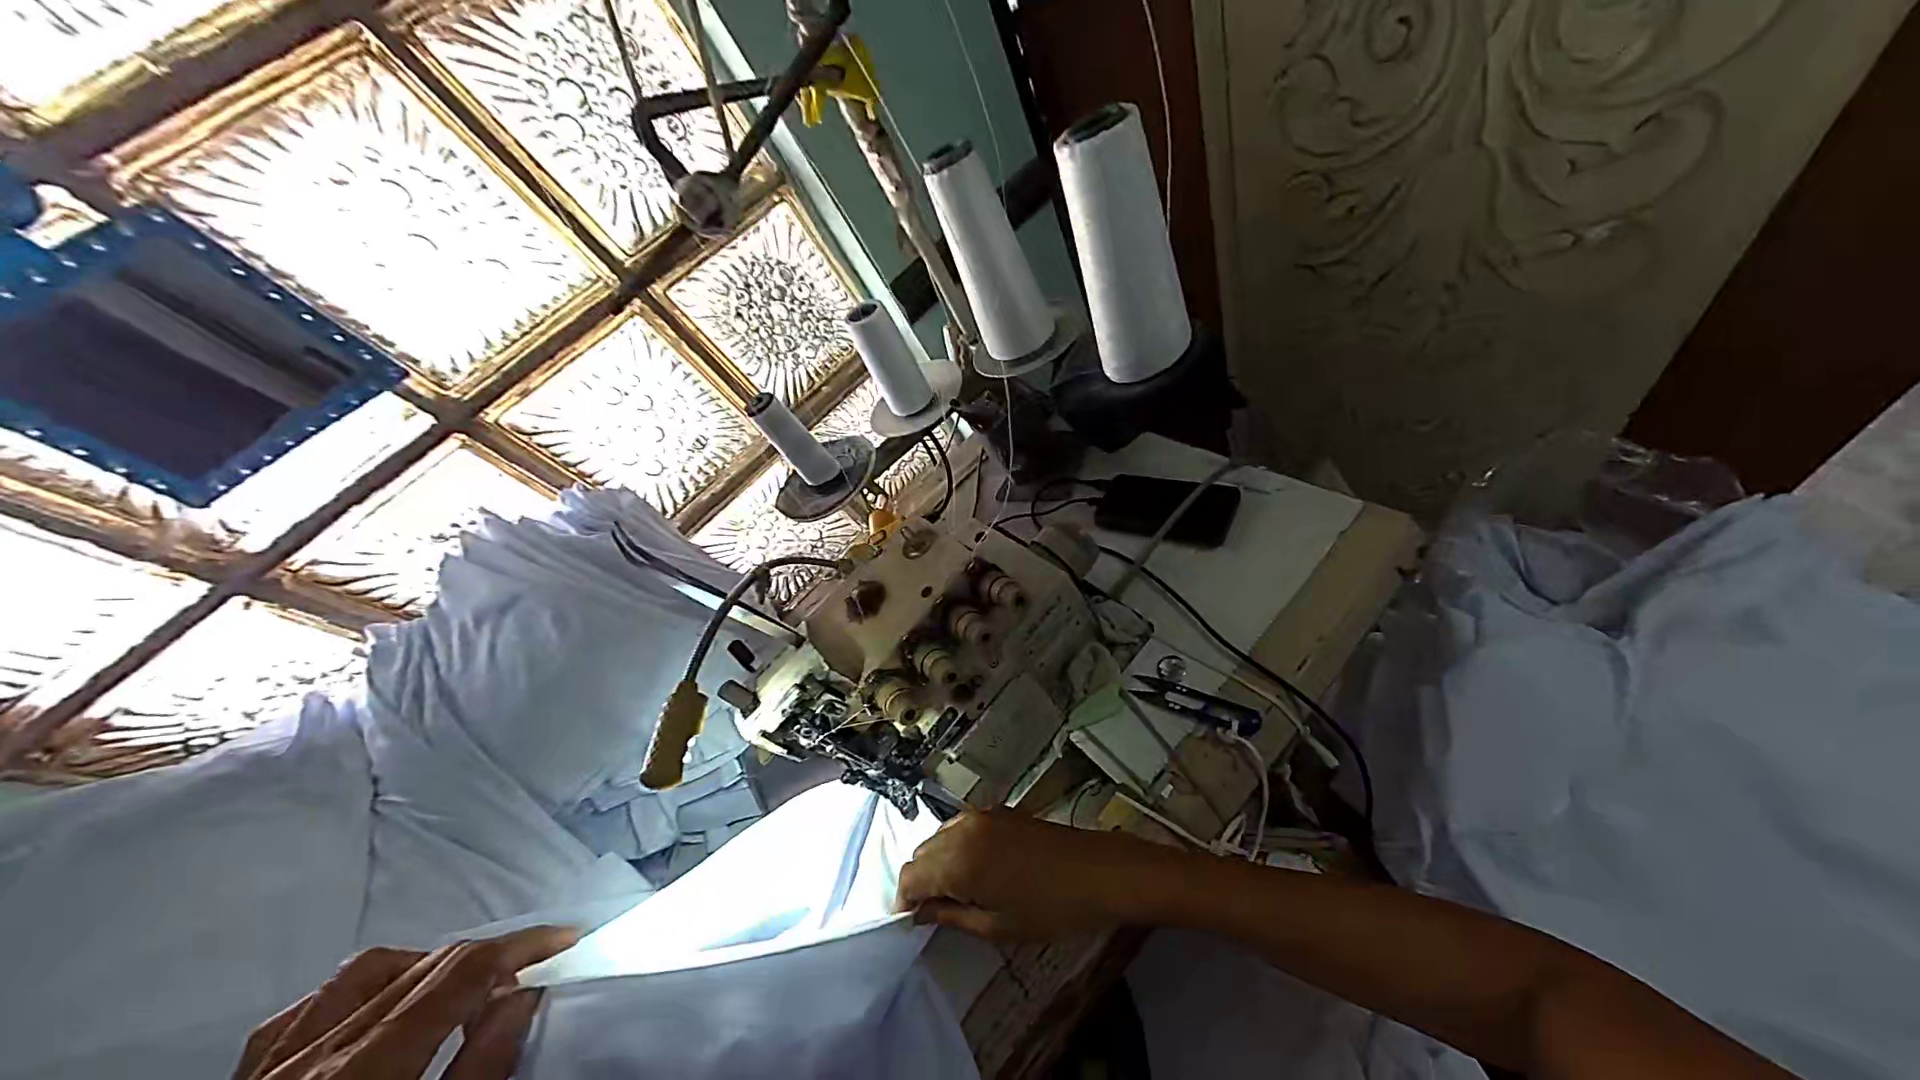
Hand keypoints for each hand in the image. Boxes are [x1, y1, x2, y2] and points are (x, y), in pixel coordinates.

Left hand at [231, 925, 579, 1079]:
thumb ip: (480, 1069)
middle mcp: (313, 1056)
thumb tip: (523, 995)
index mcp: (364, 1071)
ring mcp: (269, 1067)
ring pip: (367, 972)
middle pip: (424, 965)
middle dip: (489, 956)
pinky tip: (381, 1009)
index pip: (463, 972)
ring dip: (429, 964)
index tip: (567, 936)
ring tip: (459, 987)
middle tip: (530, 968)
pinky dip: (362, 992)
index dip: (524, 944)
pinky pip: (306, 1009)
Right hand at [895, 809, 1180, 940]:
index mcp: (957, 860)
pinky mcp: (999, 811)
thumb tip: (921, 912)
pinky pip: (961, 827)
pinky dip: (956, 846)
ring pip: (939, 836)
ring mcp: (982, 815)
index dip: (905, 901)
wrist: (1099, 872)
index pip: (909, 876)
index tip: (912, 922)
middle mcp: (962, 829)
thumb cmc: (1050, 908)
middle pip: (921, 852)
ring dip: (938, 862)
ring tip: (958, 892)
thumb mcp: (997, 925)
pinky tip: (977, 869)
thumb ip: (951, 916)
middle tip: (937, 913)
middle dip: (920, 881)